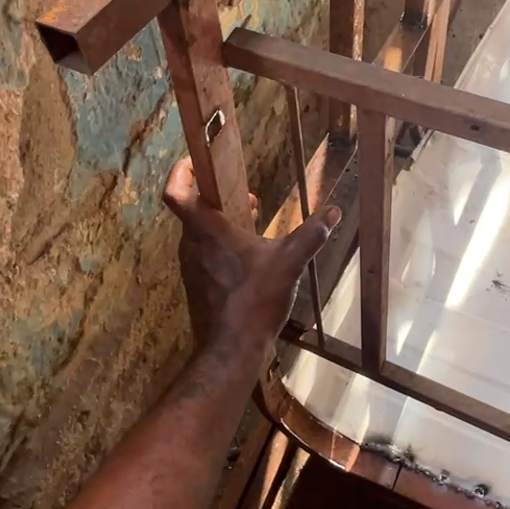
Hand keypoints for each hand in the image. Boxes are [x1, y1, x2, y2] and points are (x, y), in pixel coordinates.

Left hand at [163, 158, 339, 364]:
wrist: (234, 347)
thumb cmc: (256, 298)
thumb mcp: (289, 262)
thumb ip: (311, 234)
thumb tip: (333, 211)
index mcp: (207, 230)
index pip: (176, 192)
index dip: (179, 172)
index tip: (194, 161)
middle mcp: (191, 243)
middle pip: (193, 209)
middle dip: (217, 197)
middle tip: (244, 196)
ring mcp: (190, 265)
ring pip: (200, 232)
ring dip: (222, 223)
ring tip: (251, 225)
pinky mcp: (196, 283)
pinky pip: (204, 253)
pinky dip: (222, 246)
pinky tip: (248, 259)